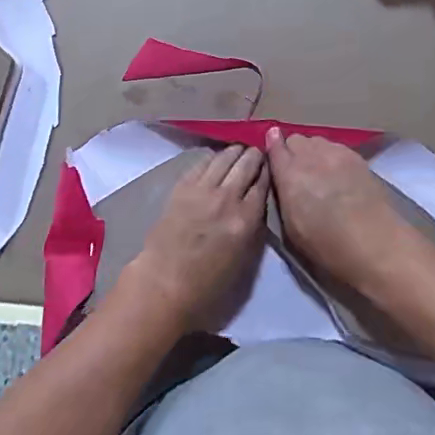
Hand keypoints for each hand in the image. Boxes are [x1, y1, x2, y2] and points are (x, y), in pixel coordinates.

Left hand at [117, 145, 268, 331]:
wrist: (165, 282)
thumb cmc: (208, 285)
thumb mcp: (245, 261)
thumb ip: (255, 229)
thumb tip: (256, 206)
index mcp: (246, 220)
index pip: (262, 185)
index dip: (267, 172)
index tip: (269, 166)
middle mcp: (227, 198)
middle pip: (246, 165)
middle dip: (254, 156)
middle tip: (256, 152)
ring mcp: (202, 189)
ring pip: (224, 158)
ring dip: (235, 151)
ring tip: (239, 149)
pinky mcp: (182, 186)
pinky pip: (202, 163)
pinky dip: (213, 157)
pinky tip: (216, 157)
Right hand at [265, 128, 417, 295]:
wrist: (376, 244)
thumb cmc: (328, 246)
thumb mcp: (291, 227)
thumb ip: (282, 195)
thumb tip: (281, 178)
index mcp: (289, 173)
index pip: (274, 145)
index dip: (273, 147)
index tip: (274, 154)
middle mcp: (310, 155)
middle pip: (295, 140)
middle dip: (293, 152)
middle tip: (299, 173)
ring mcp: (335, 152)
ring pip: (316, 141)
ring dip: (313, 153)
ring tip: (321, 173)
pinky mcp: (357, 157)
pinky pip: (336, 147)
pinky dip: (332, 156)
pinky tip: (339, 174)